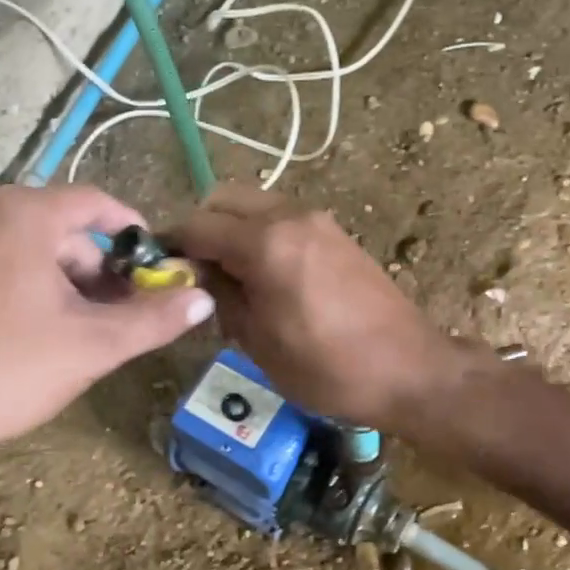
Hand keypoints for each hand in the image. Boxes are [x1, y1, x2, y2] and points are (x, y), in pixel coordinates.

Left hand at [0, 185, 212, 465]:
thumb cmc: (6, 372)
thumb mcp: (93, 347)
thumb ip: (154, 319)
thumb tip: (202, 298)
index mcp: (24, 214)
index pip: (94, 204)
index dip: (129, 230)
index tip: (148, 263)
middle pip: (52, 225)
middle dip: (86, 265)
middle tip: (105, 314)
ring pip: (9, 239)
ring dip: (41, 270)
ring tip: (53, 320)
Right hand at [171, 184, 462, 428]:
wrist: (410, 370)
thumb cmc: (328, 368)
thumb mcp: (258, 342)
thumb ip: (222, 297)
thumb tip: (198, 275)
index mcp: (266, 244)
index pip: (198, 225)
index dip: (172, 246)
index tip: (160, 270)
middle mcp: (290, 216)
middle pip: (223, 199)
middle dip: (201, 228)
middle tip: (197, 272)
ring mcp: (317, 220)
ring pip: (253, 203)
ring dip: (231, 228)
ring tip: (230, 276)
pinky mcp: (334, 232)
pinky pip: (280, 216)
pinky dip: (259, 233)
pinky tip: (263, 275)